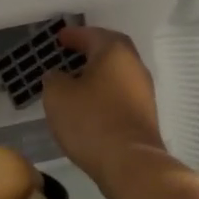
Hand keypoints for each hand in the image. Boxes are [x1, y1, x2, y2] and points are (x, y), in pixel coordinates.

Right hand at [43, 26, 169, 189]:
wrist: (130, 163)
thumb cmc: (91, 121)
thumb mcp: (57, 96)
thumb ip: (54, 79)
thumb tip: (58, 75)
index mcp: (115, 52)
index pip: (92, 35)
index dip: (74, 35)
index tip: (59, 38)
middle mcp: (134, 66)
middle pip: (111, 50)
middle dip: (91, 50)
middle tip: (71, 53)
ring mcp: (144, 91)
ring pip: (118, 73)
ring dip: (98, 73)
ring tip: (76, 81)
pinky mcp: (145, 115)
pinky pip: (121, 94)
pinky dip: (105, 92)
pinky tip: (90, 104)